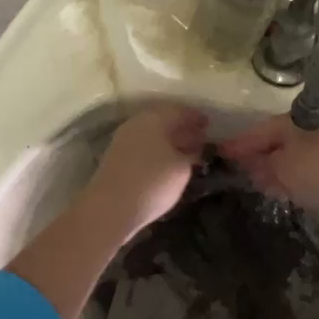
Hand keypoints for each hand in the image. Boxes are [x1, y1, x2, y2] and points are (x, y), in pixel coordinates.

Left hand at [80, 103, 208, 241]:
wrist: (110, 208)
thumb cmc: (152, 182)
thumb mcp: (182, 168)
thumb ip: (191, 154)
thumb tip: (194, 147)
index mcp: (154, 118)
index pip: (179, 110)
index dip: (195, 117)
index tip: (209, 124)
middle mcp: (136, 123)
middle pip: (163, 120)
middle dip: (181, 127)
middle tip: (199, 137)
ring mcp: (123, 140)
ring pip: (152, 133)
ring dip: (168, 140)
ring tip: (186, 152)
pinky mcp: (116, 158)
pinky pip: (143, 146)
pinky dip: (157, 150)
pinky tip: (166, 163)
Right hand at [216, 115, 318, 231]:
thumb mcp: (281, 171)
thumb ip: (261, 168)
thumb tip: (249, 165)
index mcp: (292, 123)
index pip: (257, 132)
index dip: (237, 145)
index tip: (218, 153)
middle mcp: (308, 129)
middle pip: (274, 141)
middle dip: (256, 155)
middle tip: (237, 169)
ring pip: (290, 155)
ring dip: (274, 168)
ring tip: (258, 183)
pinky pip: (305, 168)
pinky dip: (291, 176)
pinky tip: (286, 189)